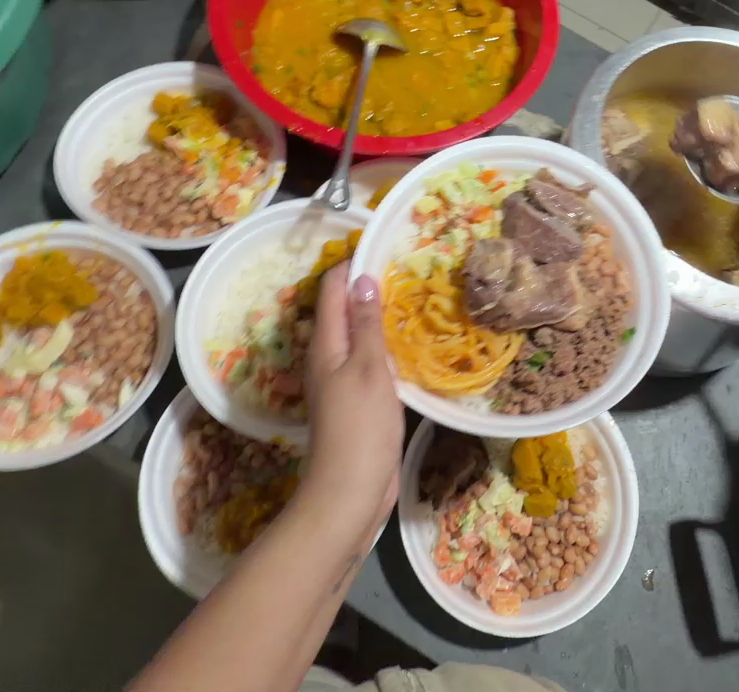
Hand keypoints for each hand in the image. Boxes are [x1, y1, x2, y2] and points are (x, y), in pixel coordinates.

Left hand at [300, 264, 403, 540]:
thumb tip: (363, 277)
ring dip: (379, 316)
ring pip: (357, 334)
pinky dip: (385, 344)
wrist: (351, 492)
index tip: (384, 246)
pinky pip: (369, 359)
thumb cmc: (360, 426)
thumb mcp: (369, 368)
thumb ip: (367, 323)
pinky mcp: (358, 400)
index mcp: (325, 343)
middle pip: (343, 309)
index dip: (353, 264)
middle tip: (407, 270)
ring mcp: (342, 380)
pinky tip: (409, 346)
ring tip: (413, 299)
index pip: (332, 288)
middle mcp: (328, 356)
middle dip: (369, 286)